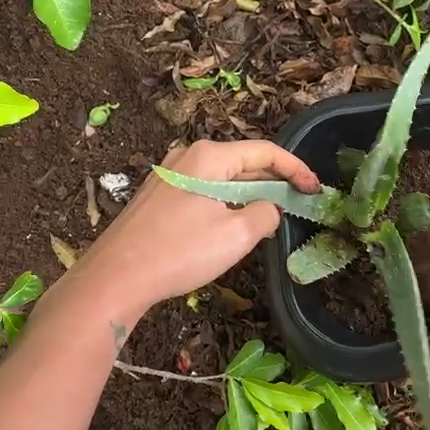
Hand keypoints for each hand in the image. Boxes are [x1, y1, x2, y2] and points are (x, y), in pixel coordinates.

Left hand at [76, 140, 319, 314]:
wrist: (114, 278)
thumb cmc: (179, 253)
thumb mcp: (236, 236)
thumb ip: (265, 214)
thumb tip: (269, 208)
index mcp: (209, 157)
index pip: (265, 151)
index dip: (295, 169)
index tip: (314, 189)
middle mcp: (188, 156)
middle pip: (243, 161)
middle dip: (274, 180)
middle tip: (298, 201)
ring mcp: (169, 175)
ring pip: (222, 178)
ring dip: (249, 193)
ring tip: (271, 214)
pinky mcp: (158, 197)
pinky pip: (203, 190)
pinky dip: (226, 202)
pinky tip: (232, 224)